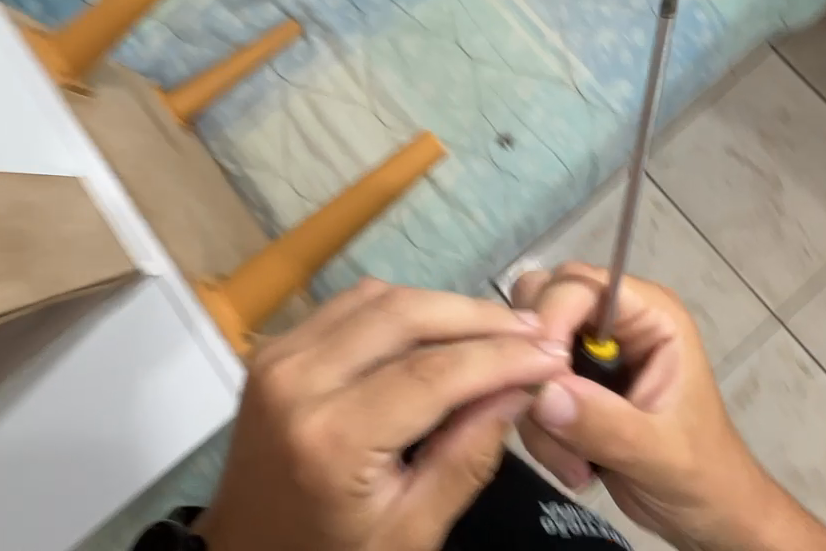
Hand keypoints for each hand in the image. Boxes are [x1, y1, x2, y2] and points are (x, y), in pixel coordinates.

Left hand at [195, 277, 569, 550]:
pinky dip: (398, 306)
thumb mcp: (410, 533)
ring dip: (439, 304)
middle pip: (401, 316)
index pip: (430, 374)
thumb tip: (518, 387)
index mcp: (331, 438)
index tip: (551, 351)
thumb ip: (467, 458)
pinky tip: (436, 324)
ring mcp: (279, 353)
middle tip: (530, 328)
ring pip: (375, 298)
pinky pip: (347, 305)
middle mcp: (298, 379)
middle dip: (474, 315)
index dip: (498, 357)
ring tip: (493, 326)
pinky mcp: (274, 344)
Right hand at [511, 263, 825, 550]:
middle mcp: (610, 316)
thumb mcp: (661, 454)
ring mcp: (585, 345)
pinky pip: (524, 381)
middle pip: (539, 301)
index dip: (551, 319)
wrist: (708, 516)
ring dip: (535, 405)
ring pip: (524, 343)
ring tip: (573, 460)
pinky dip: (534, 423)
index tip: (540, 374)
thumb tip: (542, 394)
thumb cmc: (704, 477)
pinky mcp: (568, 375)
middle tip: (545, 414)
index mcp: (648, 313)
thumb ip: (605, 423)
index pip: (578, 284)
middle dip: (534, 362)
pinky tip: (570, 462)